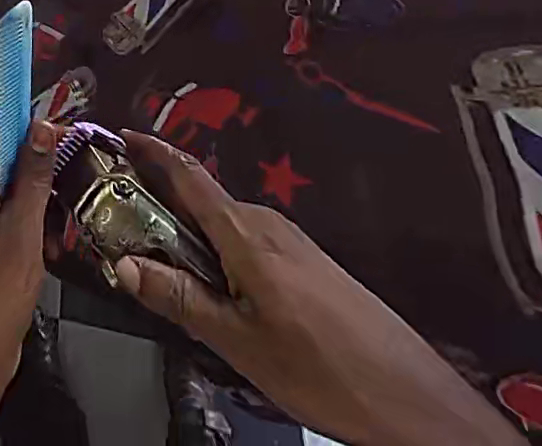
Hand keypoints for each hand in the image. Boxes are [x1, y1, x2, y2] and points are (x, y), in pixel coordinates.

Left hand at [0, 119, 61, 445]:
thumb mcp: (22, 232)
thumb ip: (33, 177)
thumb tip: (41, 123)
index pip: (5, 134)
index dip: (38, 133)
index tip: (75, 140)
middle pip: (14, 161)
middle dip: (46, 175)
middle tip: (79, 191)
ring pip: (19, 190)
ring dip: (45, 206)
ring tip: (64, 230)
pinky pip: (16, 216)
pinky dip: (37, 227)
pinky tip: (53, 251)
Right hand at [113, 131, 523, 445]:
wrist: (419, 405)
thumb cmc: (324, 370)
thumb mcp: (240, 343)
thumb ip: (180, 298)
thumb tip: (124, 265)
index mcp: (245, 233)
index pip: (188, 175)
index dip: (153, 150)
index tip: (122, 137)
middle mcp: (267, 223)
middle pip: (201, 199)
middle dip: (159, 202)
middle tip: (122, 222)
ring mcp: (291, 240)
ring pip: (222, 224)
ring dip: (187, 231)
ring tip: (159, 261)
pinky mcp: (306, 261)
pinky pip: (246, 240)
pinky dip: (215, 248)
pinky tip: (212, 286)